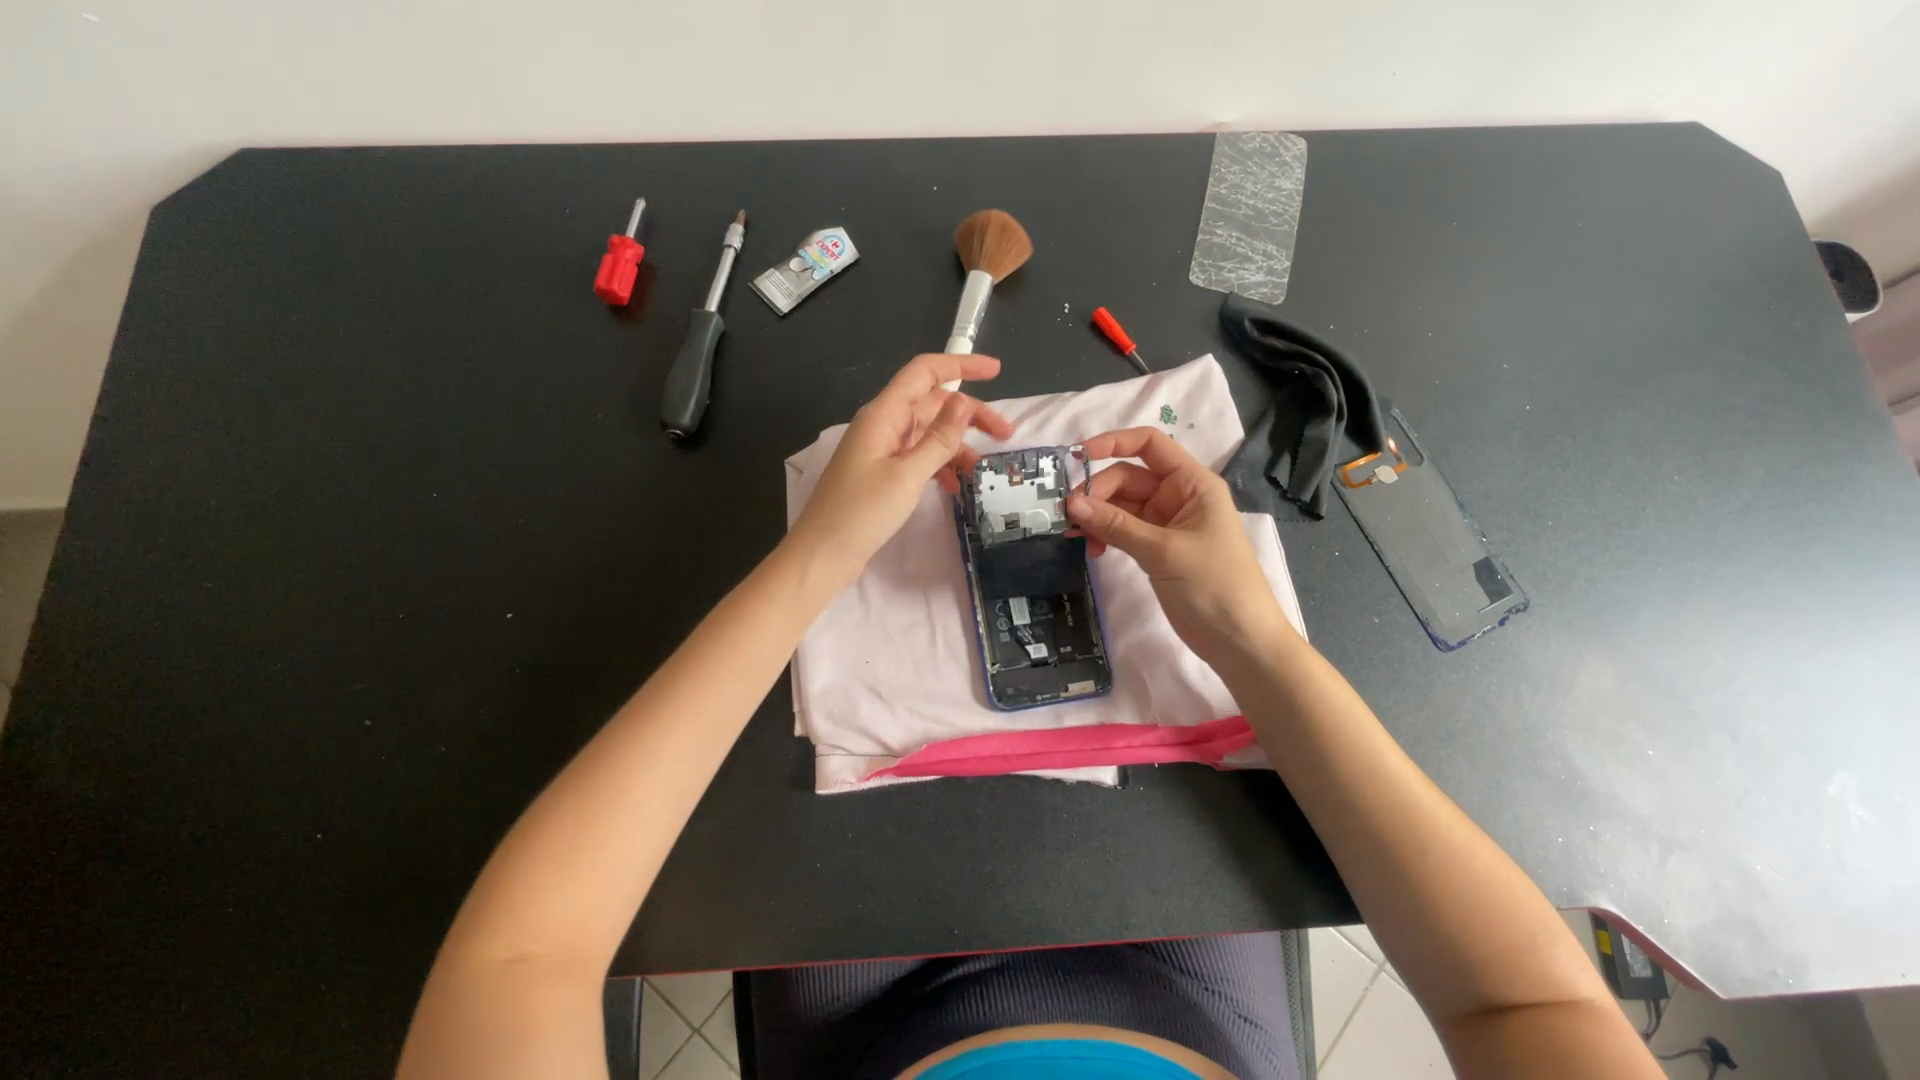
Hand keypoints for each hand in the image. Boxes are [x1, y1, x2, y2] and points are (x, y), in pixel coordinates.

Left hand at [788, 354, 1012, 584]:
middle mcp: (883, 424)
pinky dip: (940, 466)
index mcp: (883, 415)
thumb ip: (938, 439)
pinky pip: (919, 457)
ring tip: (984, 468)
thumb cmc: (861, 513)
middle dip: (970, 414)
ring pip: (929, 433)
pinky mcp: (883, 473)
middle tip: (1005, 434)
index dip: (960, 365)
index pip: (924, 373)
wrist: (823, 553)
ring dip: (958, 445)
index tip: (995, 370)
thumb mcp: (907, 476)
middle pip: (933, 403)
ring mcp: (882, 449)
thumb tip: (963, 401)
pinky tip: (956, 486)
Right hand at [1067, 427, 1294, 669]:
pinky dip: (1105, 536)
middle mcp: (1179, 497)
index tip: (1077, 457)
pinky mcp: (1157, 550)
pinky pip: (1123, 531)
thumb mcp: (1163, 552)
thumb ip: (1116, 526)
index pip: (1150, 445)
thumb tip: (1072, 503)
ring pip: (1122, 506)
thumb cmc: (1214, 586)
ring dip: (1097, 517)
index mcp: (1193, 484)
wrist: (1240, 641)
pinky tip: (1090, 550)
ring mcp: (1167, 524)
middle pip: (1128, 477)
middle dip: (1098, 492)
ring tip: (1075, 537)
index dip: (1113, 442)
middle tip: (1070, 517)